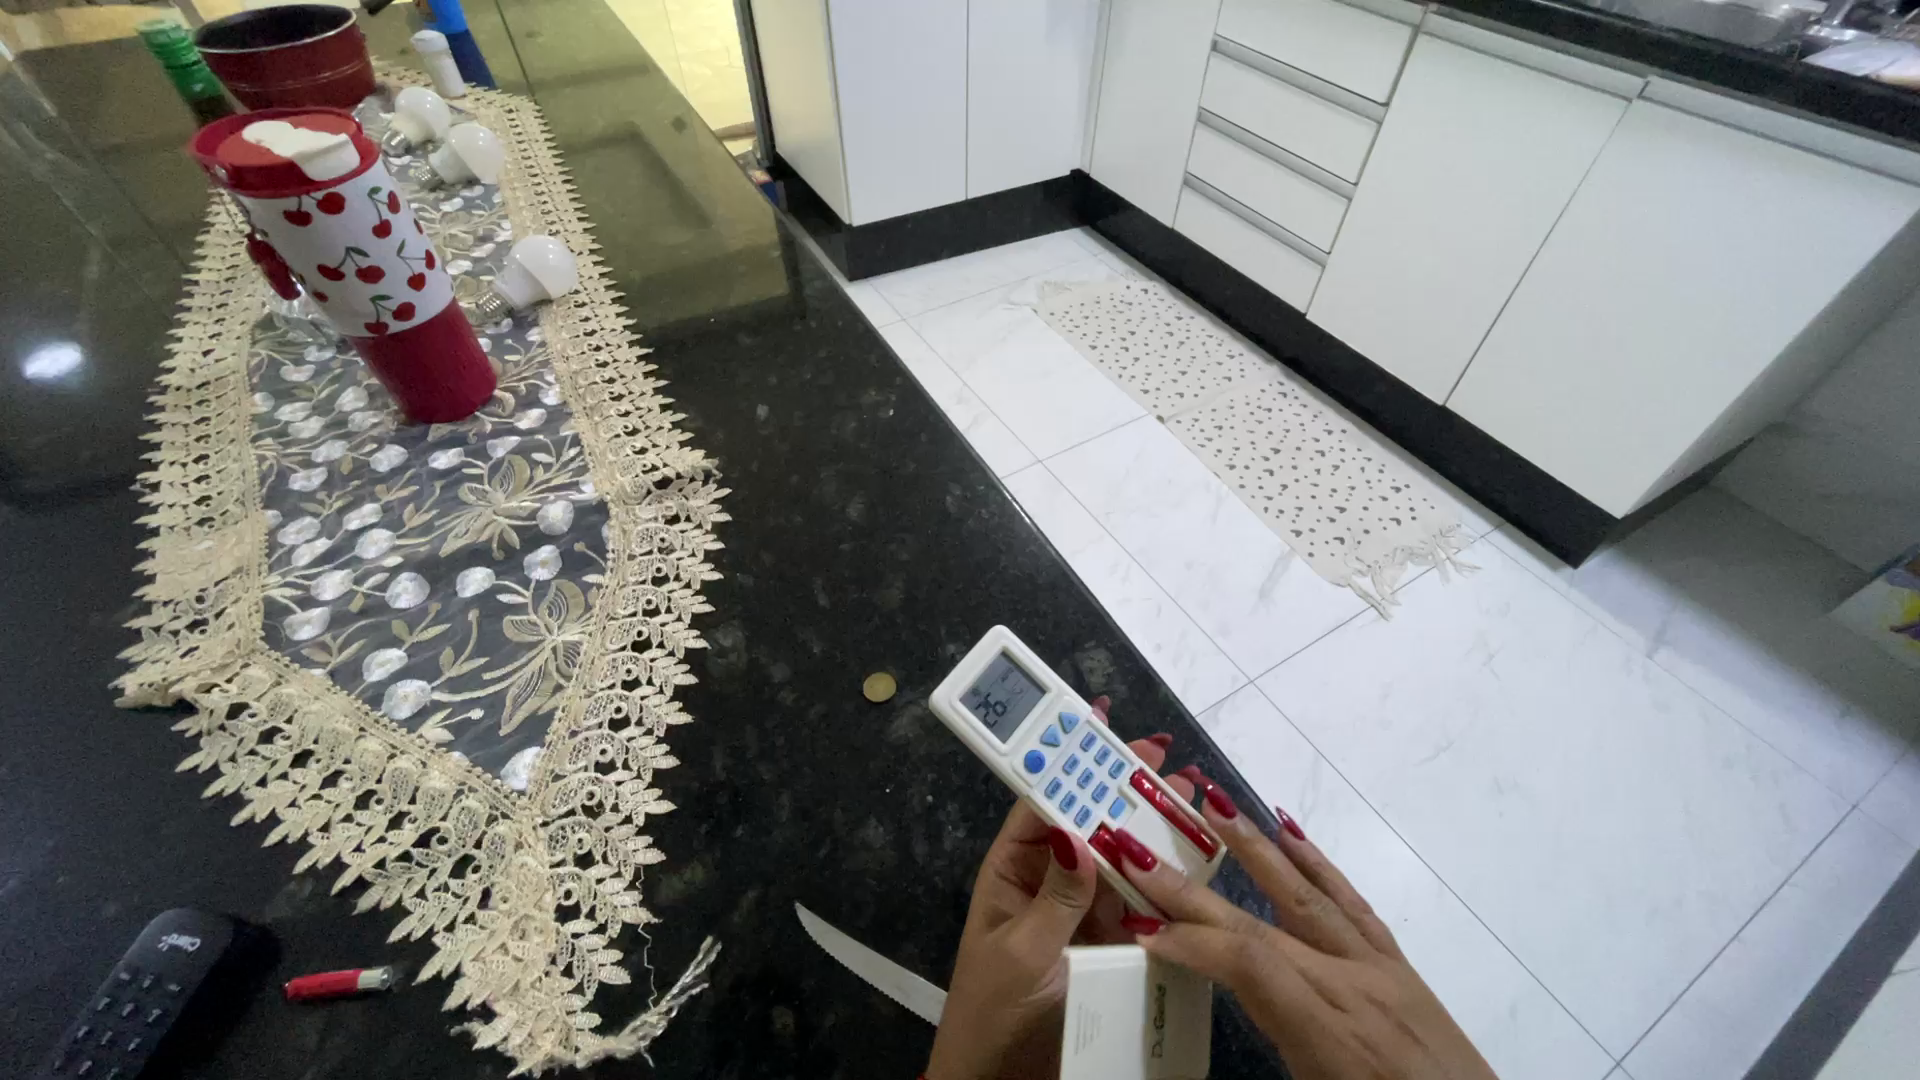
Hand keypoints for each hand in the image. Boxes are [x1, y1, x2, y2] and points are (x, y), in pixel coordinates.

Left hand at [925, 698, 1192, 1079]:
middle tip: (1158, 751)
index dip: (1067, 760)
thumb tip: (1078, 836)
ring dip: (1146, 823)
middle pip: (1086, 819)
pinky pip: (1135, 899)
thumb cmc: (993, 1012)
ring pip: (1117, 855)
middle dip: (1118, 782)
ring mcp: (1081, 909)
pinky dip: (1161, 877)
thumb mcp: (1022, 952)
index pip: (1041, 802)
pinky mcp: (1107, 941)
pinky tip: (1190, 854)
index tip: (1093, 722)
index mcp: (1013, 868)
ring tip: (1183, 791)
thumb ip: (1055, 899)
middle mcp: (1049, 879)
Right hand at [1112, 773, 1496, 1079]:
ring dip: (1254, 847)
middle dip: (1190, 889)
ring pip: (1306, 896)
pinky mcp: (1402, 968)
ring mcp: (1381, 973)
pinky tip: (1290, 831)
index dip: (1191, 942)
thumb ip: (1272, 1046)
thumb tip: (1221, 1003)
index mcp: (1332, 1042)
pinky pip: (1353, 905)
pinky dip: (1318, 863)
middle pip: (1259, 927)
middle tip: (1136, 848)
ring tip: (1214, 805)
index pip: (1249, 967)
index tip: (1138, 925)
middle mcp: (1354, 992)